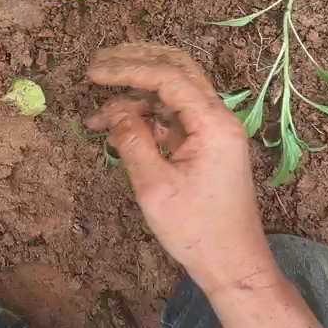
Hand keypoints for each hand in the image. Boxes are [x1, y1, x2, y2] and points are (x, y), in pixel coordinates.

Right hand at [86, 43, 279, 296]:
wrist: (234, 267)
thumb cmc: (197, 230)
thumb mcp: (154, 186)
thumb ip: (132, 139)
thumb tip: (113, 108)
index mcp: (212, 123)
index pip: (167, 77)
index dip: (126, 69)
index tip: (92, 73)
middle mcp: (217, 117)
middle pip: (176, 67)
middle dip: (135, 59)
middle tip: (98, 62)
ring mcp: (211, 129)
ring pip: (172, 88)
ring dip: (134, 89)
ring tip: (97, 100)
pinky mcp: (203, 143)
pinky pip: (170, 114)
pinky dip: (142, 113)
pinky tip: (113, 125)